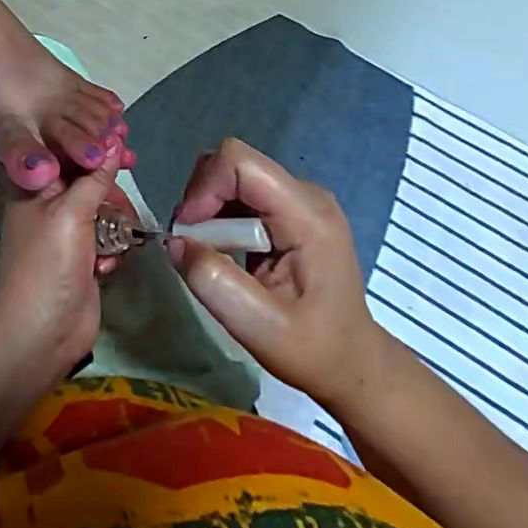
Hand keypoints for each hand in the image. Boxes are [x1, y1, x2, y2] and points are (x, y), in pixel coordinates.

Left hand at [0, 150, 121, 380]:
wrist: (42, 331)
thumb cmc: (49, 262)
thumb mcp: (71, 210)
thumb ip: (95, 176)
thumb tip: (114, 141)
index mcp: (33, 184)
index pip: (64, 149)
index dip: (93, 145)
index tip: (123, 144)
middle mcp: (47, 202)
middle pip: (88, 179)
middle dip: (111, 192)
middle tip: (126, 205)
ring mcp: (64, 231)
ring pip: (102, 209)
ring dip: (115, 223)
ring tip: (122, 238)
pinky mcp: (81, 257)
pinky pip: (106, 238)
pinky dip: (111, 249)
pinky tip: (109, 265)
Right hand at [165, 138, 385, 407]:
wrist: (353, 365)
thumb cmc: (313, 350)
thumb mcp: (259, 328)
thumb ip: (214, 281)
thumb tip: (174, 242)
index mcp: (308, 216)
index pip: (239, 163)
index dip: (203, 188)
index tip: (188, 232)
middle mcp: (305, 195)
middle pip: (233, 163)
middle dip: (201, 198)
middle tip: (194, 245)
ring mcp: (298, 200)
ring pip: (231, 176)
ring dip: (207, 209)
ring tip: (209, 253)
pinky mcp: (287, 210)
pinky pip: (239, 193)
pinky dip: (218, 216)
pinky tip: (224, 251)